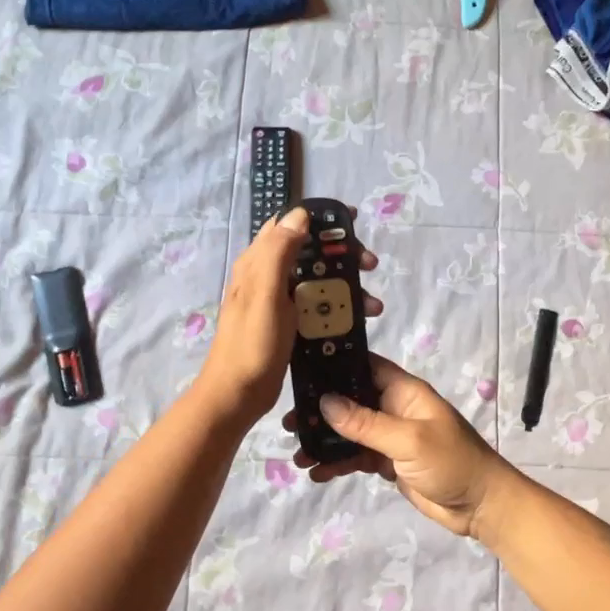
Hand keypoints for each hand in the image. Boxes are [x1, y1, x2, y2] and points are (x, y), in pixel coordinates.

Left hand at [197, 207, 381, 422]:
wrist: (237, 396)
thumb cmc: (252, 344)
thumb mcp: (265, 293)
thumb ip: (279, 252)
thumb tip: (300, 214)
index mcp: (257, 263)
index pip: (288, 224)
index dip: (319, 218)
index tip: (353, 222)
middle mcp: (267, 276)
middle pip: (310, 251)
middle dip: (343, 254)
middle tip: (370, 265)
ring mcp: (279, 301)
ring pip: (319, 280)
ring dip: (347, 284)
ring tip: (372, 303)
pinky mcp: (289, 323)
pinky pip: (319, 306)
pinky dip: (340, 307)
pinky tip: (360, 319)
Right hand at [286, 354, 518, 537]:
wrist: (480, 505)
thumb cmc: (451, 462)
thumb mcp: (408, 439)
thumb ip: (366, 422)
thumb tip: (325, 402)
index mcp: (404, 391)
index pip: (364, 366)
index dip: (335, 365)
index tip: (301, 370)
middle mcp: (394, 408)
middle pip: (350, 400)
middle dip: (321, 410)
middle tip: (290, 422)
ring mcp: (391, 436)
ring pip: (349, 432)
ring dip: (324, 441)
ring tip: (297, 453)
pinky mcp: (388, 462)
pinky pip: (356, 457)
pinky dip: (337, 463)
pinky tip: (317, 473)